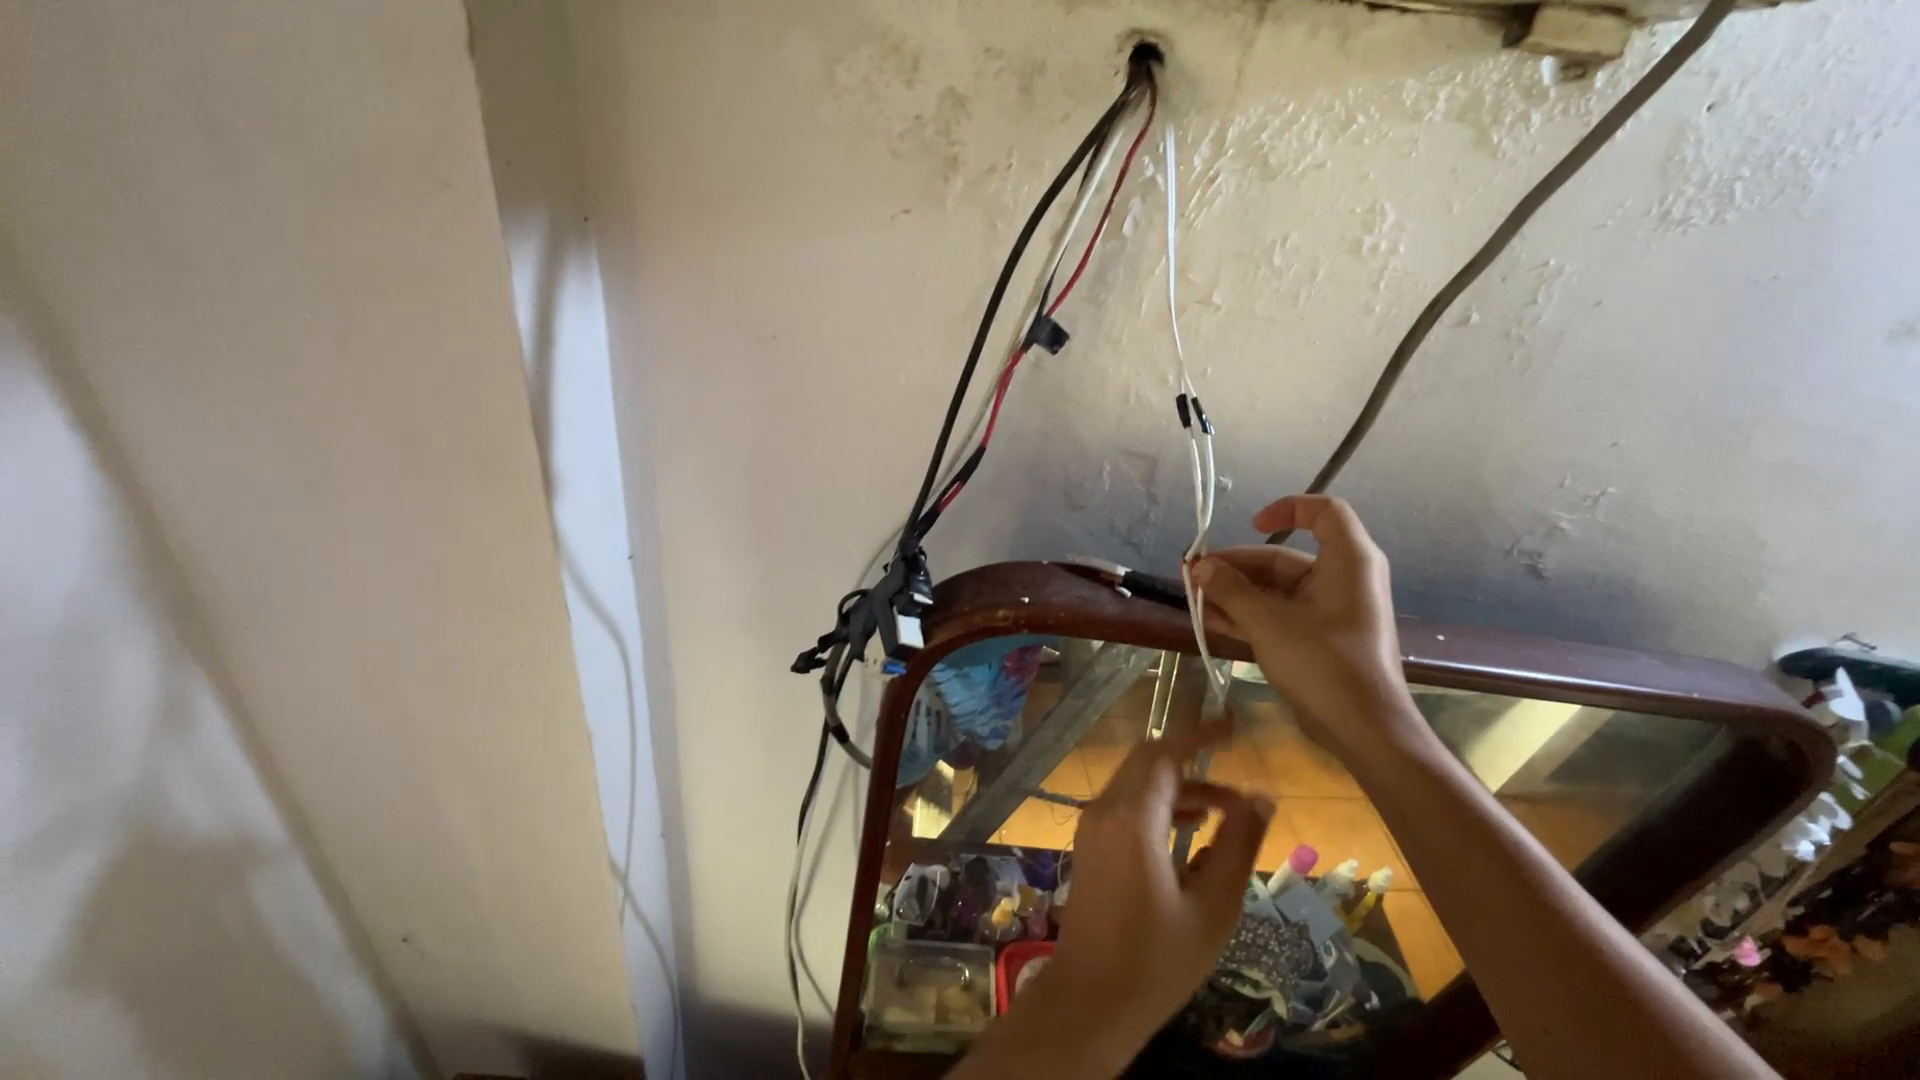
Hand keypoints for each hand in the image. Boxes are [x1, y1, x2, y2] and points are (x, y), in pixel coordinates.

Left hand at [1039, 730, 1273, 1051]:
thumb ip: (1239, 844)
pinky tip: (1191, 830)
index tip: (1234, 728)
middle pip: (1147, 761)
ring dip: (1178, 785)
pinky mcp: (1090, 846)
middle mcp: (1105, 811)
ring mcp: (1092, 828)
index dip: (1200, 735)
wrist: (1090, 999)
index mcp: (1133, 818)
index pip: (1166, 754)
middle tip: (1233, 761)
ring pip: (1135, 783)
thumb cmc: (1158, 959)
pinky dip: (1158, 804)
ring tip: (1226, 809)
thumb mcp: (1214, 905)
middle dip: (1191, 757)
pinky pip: (1125, 806)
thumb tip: (1261, 796)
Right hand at [1193, 494, 1418, 760]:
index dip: (1287, 508)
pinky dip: (1248, 615)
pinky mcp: (1319, 639)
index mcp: (1348, 561)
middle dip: (1236, 566)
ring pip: (1276, 590)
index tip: (1250, 524)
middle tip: (1192, 575)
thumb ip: (1231, 591)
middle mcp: (1343, 579)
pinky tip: (1210, 621)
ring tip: (1192, 598)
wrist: (1363, 728)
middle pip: (1284, 557)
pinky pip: (1280, 615)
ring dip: (1235, 593)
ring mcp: (1331, 611)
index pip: (1323, 512)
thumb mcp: (1269, 623)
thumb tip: (1199, 567)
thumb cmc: (1323, 663)